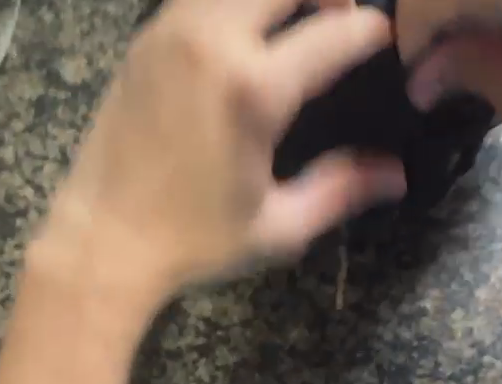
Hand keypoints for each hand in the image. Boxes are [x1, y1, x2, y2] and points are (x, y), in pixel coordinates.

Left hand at [38, 0, 408, 300]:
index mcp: (253, 91)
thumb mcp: (279, 226)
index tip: (385, 36)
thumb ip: (340, 190)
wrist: (106, 239)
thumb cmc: (196, 242)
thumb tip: (395, 175)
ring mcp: (172, 30)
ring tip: (299, 21)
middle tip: (342, 17)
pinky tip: (248, 34)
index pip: (332, 34)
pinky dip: (235, 4)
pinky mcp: (146, 37)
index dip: (369, 30)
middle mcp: (212, 41)